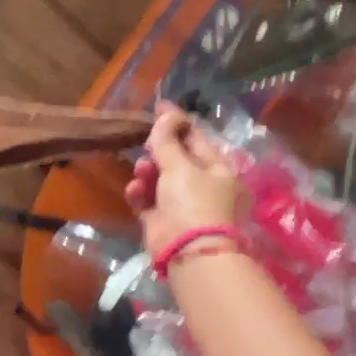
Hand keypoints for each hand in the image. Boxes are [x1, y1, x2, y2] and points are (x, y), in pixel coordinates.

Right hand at [125, 103, 246, 258]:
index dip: (178, 123)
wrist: (188, 249)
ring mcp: (183, 204)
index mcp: (219, 171)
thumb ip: (168, 139)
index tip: (159, 107)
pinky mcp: (162, 219)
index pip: (198, 140)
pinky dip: (140, 192)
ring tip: (141, 172)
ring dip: (147, 171)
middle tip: (145, 143)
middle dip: (158, 150)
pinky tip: (135, 190)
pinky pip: (147, 198)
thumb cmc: (194, 201)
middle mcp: (203, 186)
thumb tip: (168, 113)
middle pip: (176, 158)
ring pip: (158, 177)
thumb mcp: (181, 165)